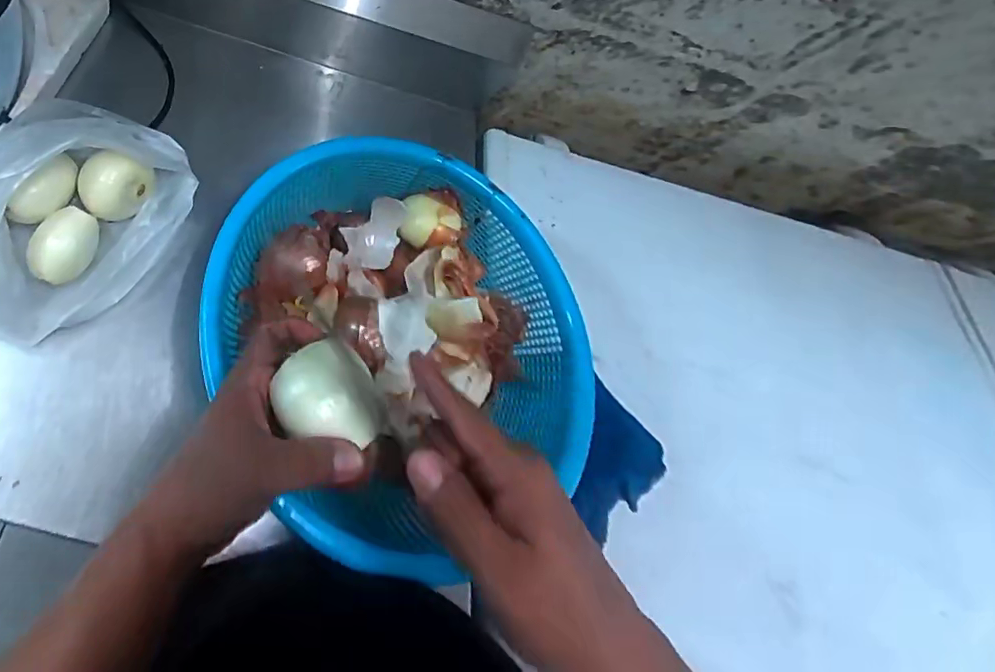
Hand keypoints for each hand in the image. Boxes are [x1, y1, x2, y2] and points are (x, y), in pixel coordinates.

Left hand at [134, 318, 365, 559]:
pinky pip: (293, 432)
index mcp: (245, 384)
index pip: (269, 336)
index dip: (298, 329)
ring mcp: (253, 426)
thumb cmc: (215, 483)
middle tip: (357, 378)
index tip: (332, 345)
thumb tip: (365, 457)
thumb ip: (316, 461)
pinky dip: (315, 435)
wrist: (177, 529)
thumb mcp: (268, 468)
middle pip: (287, 367)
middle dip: (321, 368)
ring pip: (292, 401)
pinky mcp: (258, 454)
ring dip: (321, 404)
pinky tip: (339, 450)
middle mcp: (250, 397)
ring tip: (356, 411)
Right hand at [405, 354, 687, 671]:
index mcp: (517, 471)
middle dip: (425, 435)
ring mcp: (525, 488)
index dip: (436, 387)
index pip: (467, 419)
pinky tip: (433, 501)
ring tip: (396, 466)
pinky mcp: (524, 510)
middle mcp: (522, 468)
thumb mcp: (497, 566)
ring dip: (437, 463)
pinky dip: (453, 486)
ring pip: (468, 462)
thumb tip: (415, 452)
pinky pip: (479, 483)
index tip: (411, 353)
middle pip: (462, 438)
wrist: (613, 654)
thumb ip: (454, 509)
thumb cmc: (554, 608)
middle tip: (382, 439)